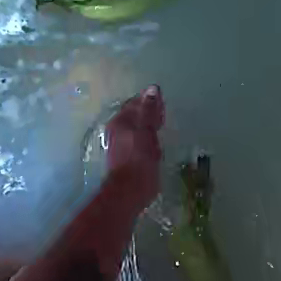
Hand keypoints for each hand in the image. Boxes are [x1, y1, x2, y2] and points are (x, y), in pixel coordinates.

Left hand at [102, 85, 164, 210]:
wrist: (129, 191)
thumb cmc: (138, 160)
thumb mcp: (146, 131)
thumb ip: (148, 111)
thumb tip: (152, 89)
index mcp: (120, 121)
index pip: (135, 103)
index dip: (148, 99)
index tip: (162, 99)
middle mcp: (117, 130)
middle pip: (134, 115)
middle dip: (148, 111)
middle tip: (163, 112)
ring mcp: (121, 144)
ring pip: (136, 128)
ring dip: (148, 125)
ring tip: (161, 125)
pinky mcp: (127, 157)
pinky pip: (139, 140)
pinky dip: (147, 137)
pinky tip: (155, 142)